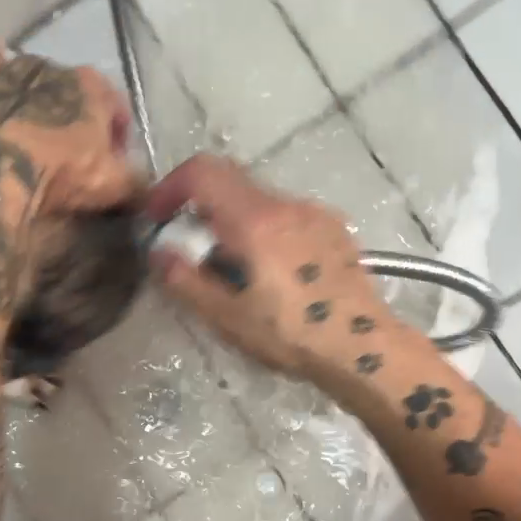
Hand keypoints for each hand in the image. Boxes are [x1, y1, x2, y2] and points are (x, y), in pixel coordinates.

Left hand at [0, 29, 140, 217]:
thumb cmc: (58, 176)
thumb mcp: (109, 186)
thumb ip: (135, 183)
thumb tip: (147, 189)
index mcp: (92, 86)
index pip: (114, 107)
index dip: (114, 137)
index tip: (107, 163)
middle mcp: (53, 65)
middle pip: (69, 95)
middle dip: (71, 121)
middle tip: (63, 158)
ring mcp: (9, 66)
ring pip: (28, 83)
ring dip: (30, 107)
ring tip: (21, 142)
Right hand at [145, 156, 382, 378]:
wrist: (362, 348)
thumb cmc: (290, 336)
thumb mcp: (227, 317)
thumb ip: (186, 280)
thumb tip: (159, 251)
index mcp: (255, 221)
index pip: (203, 172)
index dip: (171, 187)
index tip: (158, 218)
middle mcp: (286, 204)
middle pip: (231, 183)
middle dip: (200, 209)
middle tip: (190, 251)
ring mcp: (315, 214)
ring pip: (260, 202)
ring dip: (234, 224)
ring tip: (232, 272)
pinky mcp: (334, 230)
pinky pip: (287, 218)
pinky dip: (264, 233)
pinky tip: (270, 275)